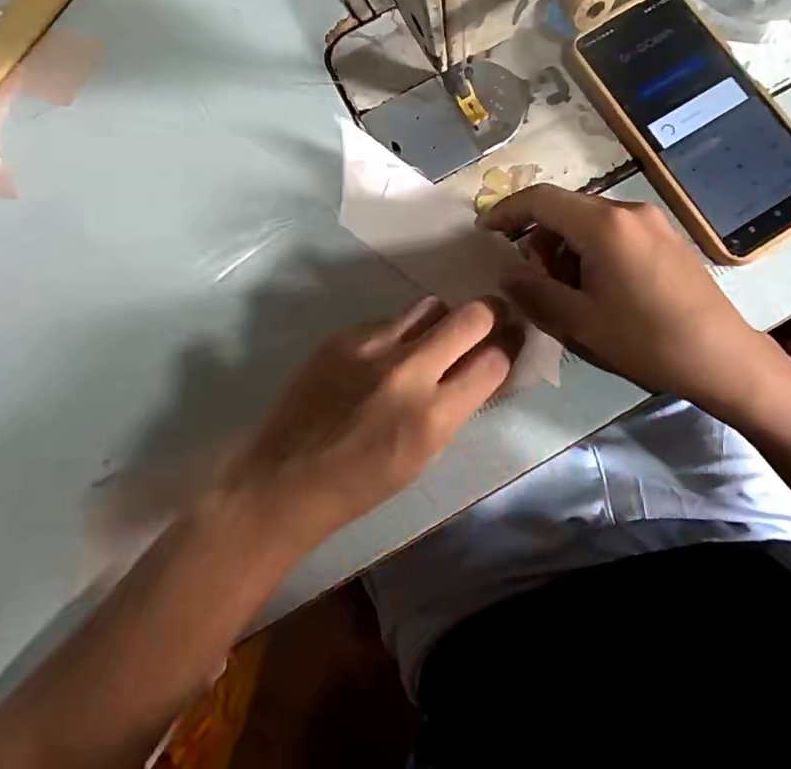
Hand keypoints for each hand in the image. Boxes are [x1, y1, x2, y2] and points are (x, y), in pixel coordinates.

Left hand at [226, 296, 519, 542]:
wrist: (279, 482)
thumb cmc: (361, 484)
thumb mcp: (426, 454)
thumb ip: (458, 405)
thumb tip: (486, 365)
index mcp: (434, 416)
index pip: (495, 359)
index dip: (510, 346)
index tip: (511, 340)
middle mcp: (408, 373)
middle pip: (473, 315)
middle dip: (491, 314)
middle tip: (489, 322)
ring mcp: (371, 348)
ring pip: (431, 305)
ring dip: (443, 320)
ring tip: (431, 340)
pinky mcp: (341, 336)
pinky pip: (389, 319)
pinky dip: (398, 333)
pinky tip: (381, 358)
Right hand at [478, 185, 779, 405]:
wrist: (721, 355)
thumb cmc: (646, 340)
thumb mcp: (579, 322)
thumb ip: (534, 291)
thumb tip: (507, 271)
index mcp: (604, 224)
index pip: (541, 199)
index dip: (507, 213)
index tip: (486, 234)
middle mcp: (630, 210)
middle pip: (567, 211)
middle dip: (541, 243)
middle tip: (537, 287)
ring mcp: (654, 222)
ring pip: (591, 224)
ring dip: (568, 251)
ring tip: (572, 298)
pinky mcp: (668, 238)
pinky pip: (617, 234)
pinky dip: (594, 254)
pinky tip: (602, 293)